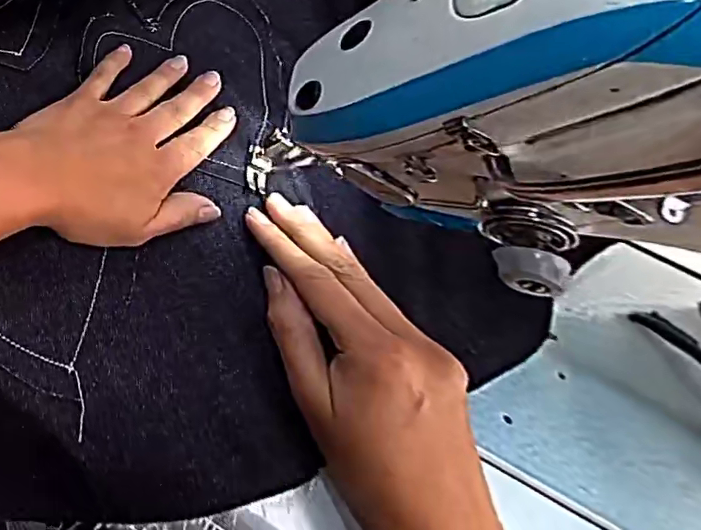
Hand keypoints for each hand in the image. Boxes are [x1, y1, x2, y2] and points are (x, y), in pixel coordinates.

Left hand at [5, 46, 234, 246]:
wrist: (35, 178)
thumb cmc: (82, 210)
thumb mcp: (136, 228)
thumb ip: (177, 215)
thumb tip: (211, 208)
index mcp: (157, 168)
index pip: (196, 144)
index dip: (215, 129)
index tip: (228, 114)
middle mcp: (141, 134)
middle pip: (177, 110)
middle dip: (198, 94)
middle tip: (213, 79)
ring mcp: (112, 113)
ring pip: (147, 89)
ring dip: (166, 75)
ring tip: (182, 63)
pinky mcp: (84, 101)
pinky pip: (104, 77)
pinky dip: (116, 63)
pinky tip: (126, 52)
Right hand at [248, 194, 502, 529]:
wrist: (441, 528)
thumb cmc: (376, 480)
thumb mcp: (314, 406)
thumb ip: (291, 334)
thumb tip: (276, 282)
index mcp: (379, 354)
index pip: (319, 281)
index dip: (283, 245)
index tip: (259, 221)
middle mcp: (414, 343)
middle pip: (348, 271)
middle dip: (306, 232)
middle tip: (277, 204)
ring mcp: (432, 348)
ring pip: (370, 283)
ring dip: (330, 247)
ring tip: (301, 218)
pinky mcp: (440, 356)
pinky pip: (389, 303)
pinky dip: (357, 276)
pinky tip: (342, 257)